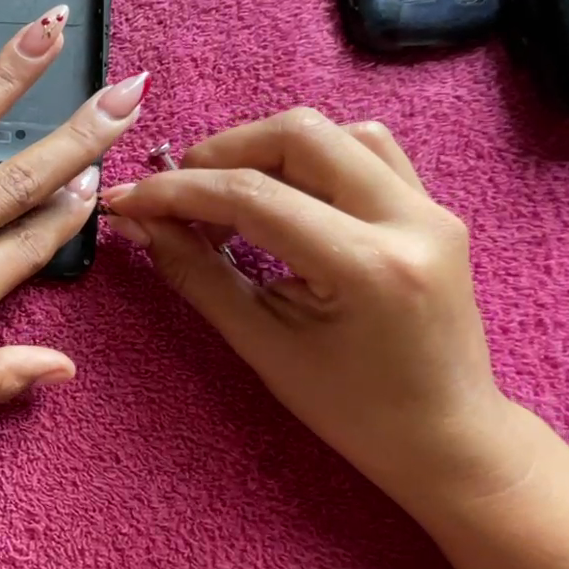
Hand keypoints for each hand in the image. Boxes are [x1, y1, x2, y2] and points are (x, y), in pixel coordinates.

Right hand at [98, 109, 520, 504]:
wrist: (445, 435)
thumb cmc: (346, 405)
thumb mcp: (256, 341)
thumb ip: (193, 271)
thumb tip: (135, 222)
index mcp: (367, 266)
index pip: (252, 196)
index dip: (175, 191)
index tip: (123, 201)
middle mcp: (410, 220)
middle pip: (300, 135)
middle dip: (218, 153)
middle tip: (173, 195)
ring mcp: (430, 208)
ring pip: (332, 133)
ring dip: (261, 151)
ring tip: (221, 198)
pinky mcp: (429, 208)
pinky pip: (360, 151)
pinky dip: (300, 160)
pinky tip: (271, 198)